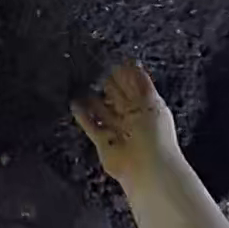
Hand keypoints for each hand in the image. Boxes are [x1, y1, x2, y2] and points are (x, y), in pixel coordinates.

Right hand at [72, 62, 182, 191]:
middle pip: (116, 96)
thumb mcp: (152, 102)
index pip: (132, 85)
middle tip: (90, 66)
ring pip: (101, 110)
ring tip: (77, 82)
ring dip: (91, 98)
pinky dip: (82, 114)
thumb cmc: (154, 134)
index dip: (121, 73)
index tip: (108, 58)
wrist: (148, 168)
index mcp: (146, 106)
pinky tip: (74, 102)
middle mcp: (131, 116)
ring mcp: (117, 129)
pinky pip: (91, 125)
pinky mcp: (103, 141)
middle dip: (105, 83)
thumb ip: (140, 81)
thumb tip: (132, 60)